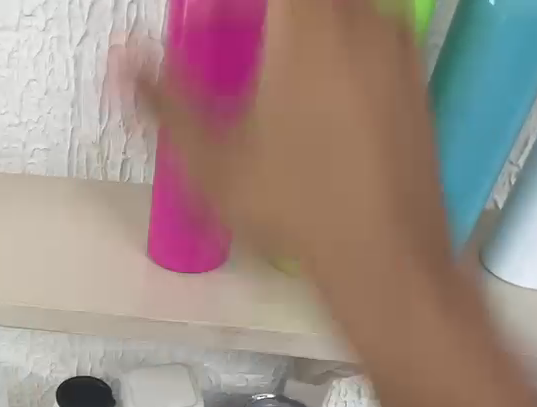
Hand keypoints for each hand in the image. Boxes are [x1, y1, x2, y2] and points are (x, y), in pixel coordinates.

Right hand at [133, 0, 461, 317]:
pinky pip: (368, 35)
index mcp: (305, 25)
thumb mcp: (212, 163)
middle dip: (266, 19)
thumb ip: (166, 102)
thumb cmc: (291, 206)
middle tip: (238, 44)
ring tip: (273, 76)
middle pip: (305, 1)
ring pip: (342, 10)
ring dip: (302, 29)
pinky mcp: (413, 75)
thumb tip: (123, 59)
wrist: (382, 251)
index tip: (220, 23)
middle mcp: (358, 15)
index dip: (237, 8)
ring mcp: (395, 42)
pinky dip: (337, 49)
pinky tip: (317, 105)